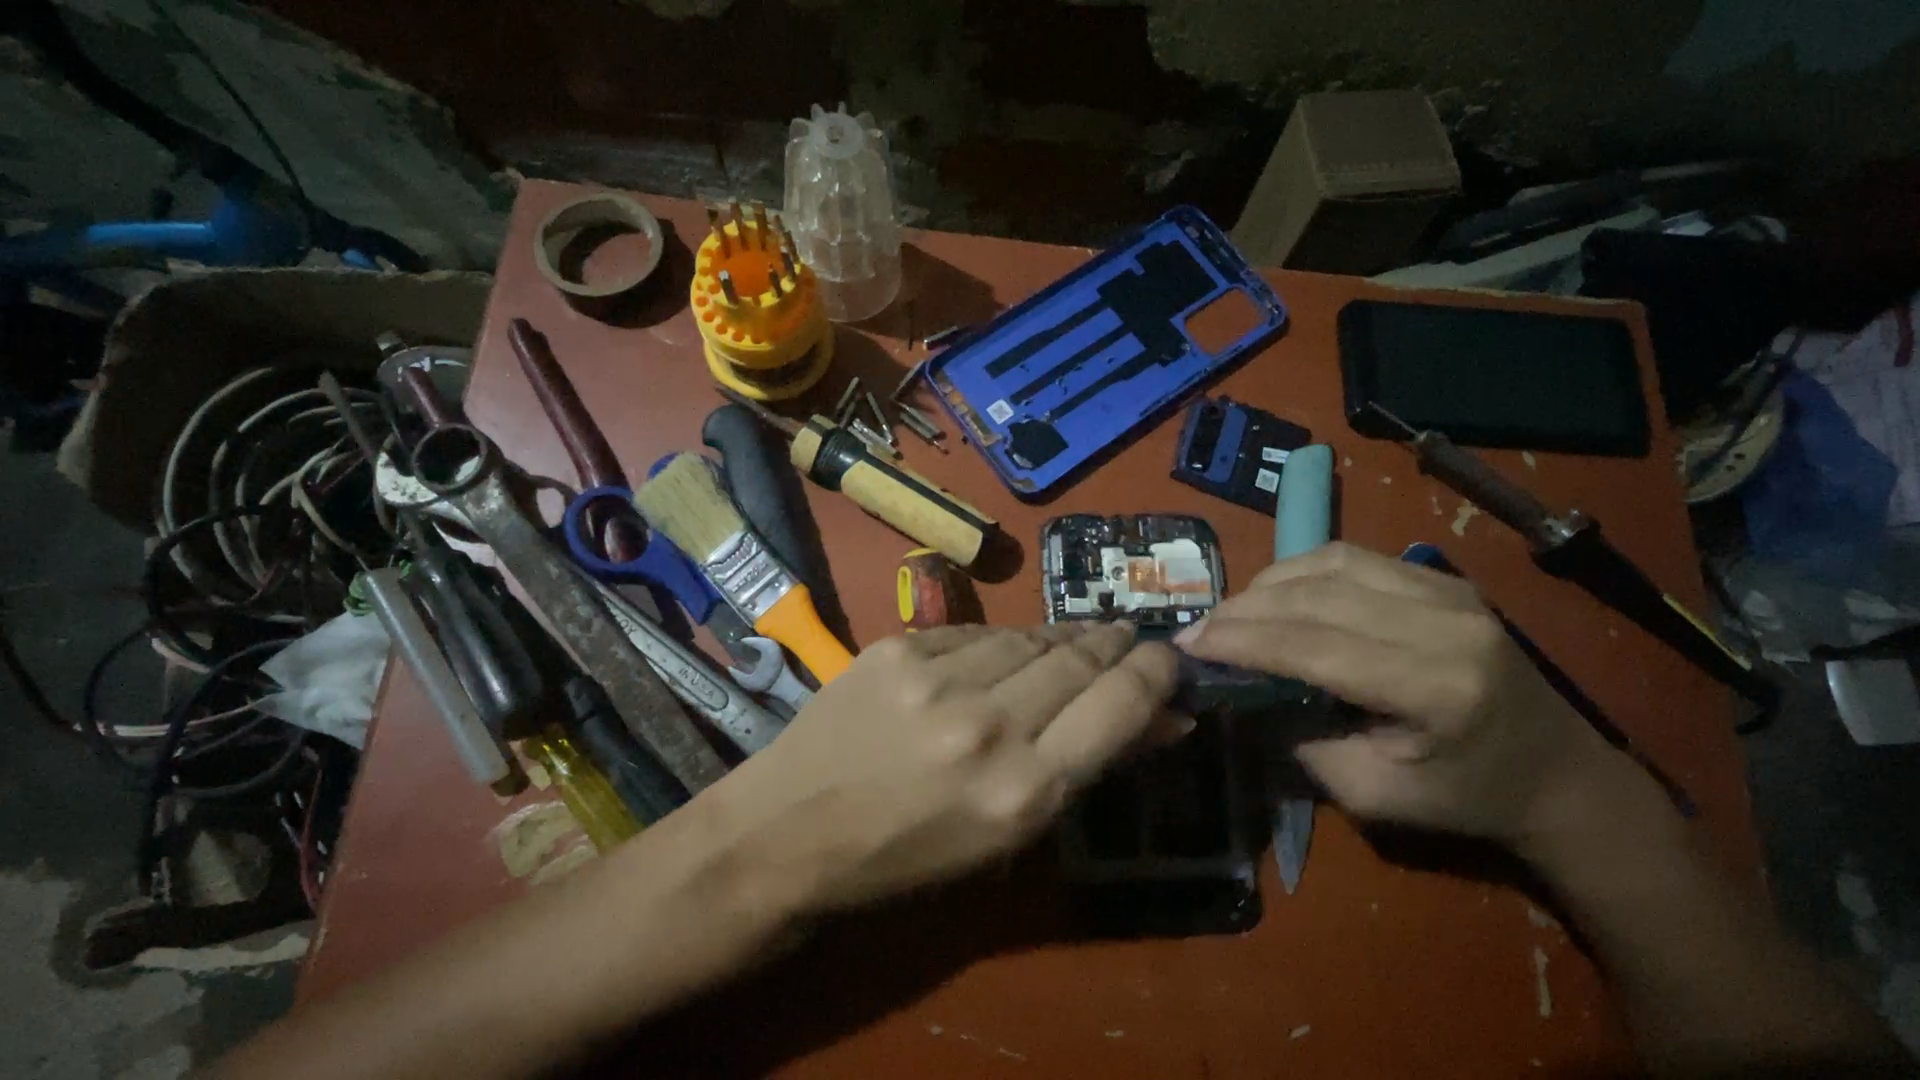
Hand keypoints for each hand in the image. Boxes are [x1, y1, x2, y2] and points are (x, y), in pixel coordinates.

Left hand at [711, 623, 1180, 909]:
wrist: (789, 833)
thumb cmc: (905, 858)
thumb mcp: (1008, 835)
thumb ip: (1085, 766)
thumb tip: (1161, 717)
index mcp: (1026, 790)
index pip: (1121, 703)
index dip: (1158, 672)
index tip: (1169, 659)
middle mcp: (989, 724)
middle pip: (1081, 658)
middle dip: (1115, 645)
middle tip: (1129, 639)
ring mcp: (937, 677)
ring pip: (1030, 636)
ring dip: (1061, 638)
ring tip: (1074, 642)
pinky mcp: (896, 647)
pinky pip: (973, 633)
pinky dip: (999, 643)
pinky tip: (1002, 653)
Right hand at [1176, 543, 1615, 849]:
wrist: (1560, 776)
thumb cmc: (1466, 799)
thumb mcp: (1373, 794)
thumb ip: (1301, 741)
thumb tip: (1241, 693)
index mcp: (1436, 687)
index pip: (1315, 645)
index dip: (1242, 640)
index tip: (1187, 645)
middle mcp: (1447, 623)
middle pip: (1318, 595)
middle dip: (1244, 610)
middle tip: (1197, 631)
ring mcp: (1450, 591)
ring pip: (1332, 563)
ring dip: (1269, 584)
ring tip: (1232, 613)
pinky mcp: (1445, 579)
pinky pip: (1355, 558)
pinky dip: (1303, 571)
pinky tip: (1278, 595)